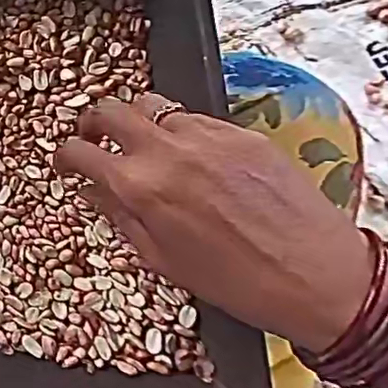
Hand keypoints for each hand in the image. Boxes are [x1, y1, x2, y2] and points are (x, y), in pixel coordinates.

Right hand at [52, 94, 372, 350]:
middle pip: (109, 110)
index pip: (80, 151)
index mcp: (140, 187)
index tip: (66, 162)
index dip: (64, 155)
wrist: (323, 279)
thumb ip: (118, 214)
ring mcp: (208, 137)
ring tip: (142, 143)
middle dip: (91, 122)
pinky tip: (189, 154)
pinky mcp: (243, 134)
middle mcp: (168, 152)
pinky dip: (179, 129)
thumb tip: (92, 188)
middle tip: (94, 138)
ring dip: (135, 120)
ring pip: (151, 104)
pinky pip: (194, 117)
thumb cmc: (236, 282)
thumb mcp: (159, 257)